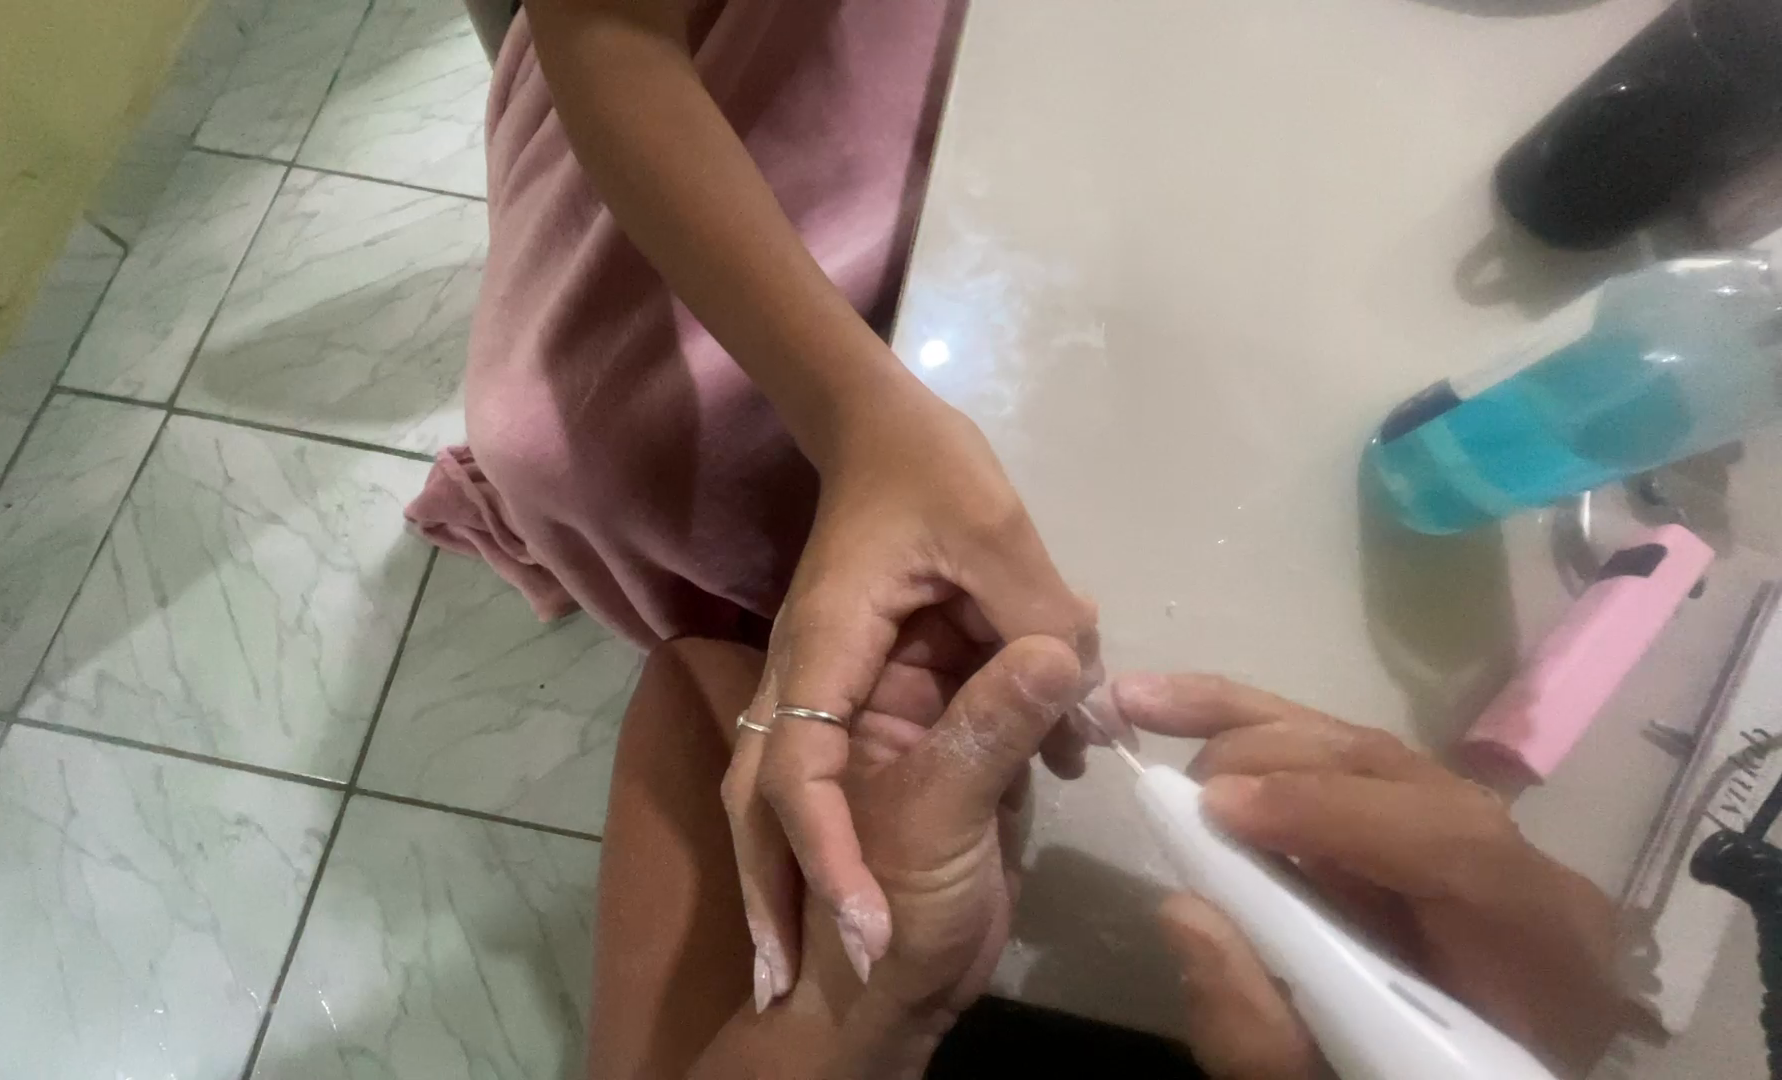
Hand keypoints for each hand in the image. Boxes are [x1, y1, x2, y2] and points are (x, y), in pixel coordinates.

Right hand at [723, 387, 1100, 1006]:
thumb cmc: (930, 467)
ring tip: (817, 945)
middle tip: (797, 980)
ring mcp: (812, 669)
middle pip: (763, 789)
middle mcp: (801, 668)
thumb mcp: (998, 537)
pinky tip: (872, 848)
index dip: (825, 853)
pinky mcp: (838, 668)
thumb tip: (1090, 723)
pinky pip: (825, 748)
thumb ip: (1042, 628)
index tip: (869, 931)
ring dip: (793, 861)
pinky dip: (832, 810)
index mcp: (827, 643)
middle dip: (777, 886)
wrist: (879, 427)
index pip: (802, 763)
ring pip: (781, 776)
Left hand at [827, 636, 1082, 1076]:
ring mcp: (936, 723)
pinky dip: (1051, 711)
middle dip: (1023, 636)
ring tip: (1090, 664)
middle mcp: (892, 693)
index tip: (1044, 597)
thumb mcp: (937, 811)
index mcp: (857, 689)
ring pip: (995, 671)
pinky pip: (1017, 713)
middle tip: (1085, 628)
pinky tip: (1087, 706)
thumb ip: (989, 729)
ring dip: (1044, 675)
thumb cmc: (897, 902)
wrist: (905, 995)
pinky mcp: (977, 757)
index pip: (918, 622)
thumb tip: (1061, 650)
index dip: (980, 600)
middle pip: (962, 637)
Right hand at [1109, 674, 1627, 1078]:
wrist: (1416, 1059)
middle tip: (1177, 794)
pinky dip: (1229, 722)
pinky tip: (1161, 702)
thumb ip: (1265, 1041)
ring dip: (1230, 718)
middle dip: (1269, 763)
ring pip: (1337, 739)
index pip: (1454, 846)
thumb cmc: (1389, 1075)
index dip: (1332, 811)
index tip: (1217, 811)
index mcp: (1534, 948)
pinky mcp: (1382, 802)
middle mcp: (1501, 859)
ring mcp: (1439, 817)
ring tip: (1138, 705)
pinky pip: (1309, 748)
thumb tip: (1183, 912)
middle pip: (1385, 768)